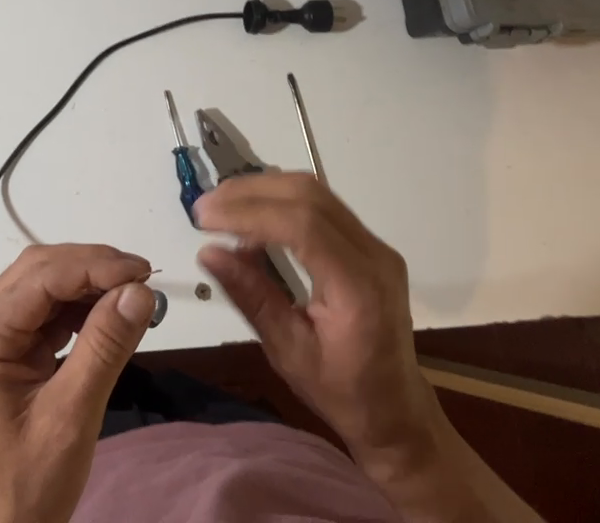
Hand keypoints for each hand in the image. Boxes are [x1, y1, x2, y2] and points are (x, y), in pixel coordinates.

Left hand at [0, 244, 158, 522]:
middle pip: (35, 273)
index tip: (142, 271)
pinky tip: (107, 314)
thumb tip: (139, 291)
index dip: (92, 266)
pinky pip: (43, 315)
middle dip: (89, 267)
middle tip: (141, 278)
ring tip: (132, 293)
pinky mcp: (5, 355)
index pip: (38, 279)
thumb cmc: (29, 485)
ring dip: (86, 284)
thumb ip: (104, 348)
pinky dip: (77, 309)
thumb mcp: (71, 417)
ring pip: (40, 288)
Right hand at [194, 174, 444, 479]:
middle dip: (250, 192)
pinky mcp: (367, 244)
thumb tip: (208, 252)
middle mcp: (374, 255)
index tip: (204, 219)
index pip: (302, 226)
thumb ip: (251, 296)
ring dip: (262, 190)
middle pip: (309, 195)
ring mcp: (375, 245)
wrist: (395, 409)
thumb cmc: (342, 390)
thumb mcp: (288, 351)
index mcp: (359, 288)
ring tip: (221, 207)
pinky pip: (320, 205)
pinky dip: (279, 201)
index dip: (249, 213)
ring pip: (314, 192)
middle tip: (205, 208)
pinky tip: (250, 218)